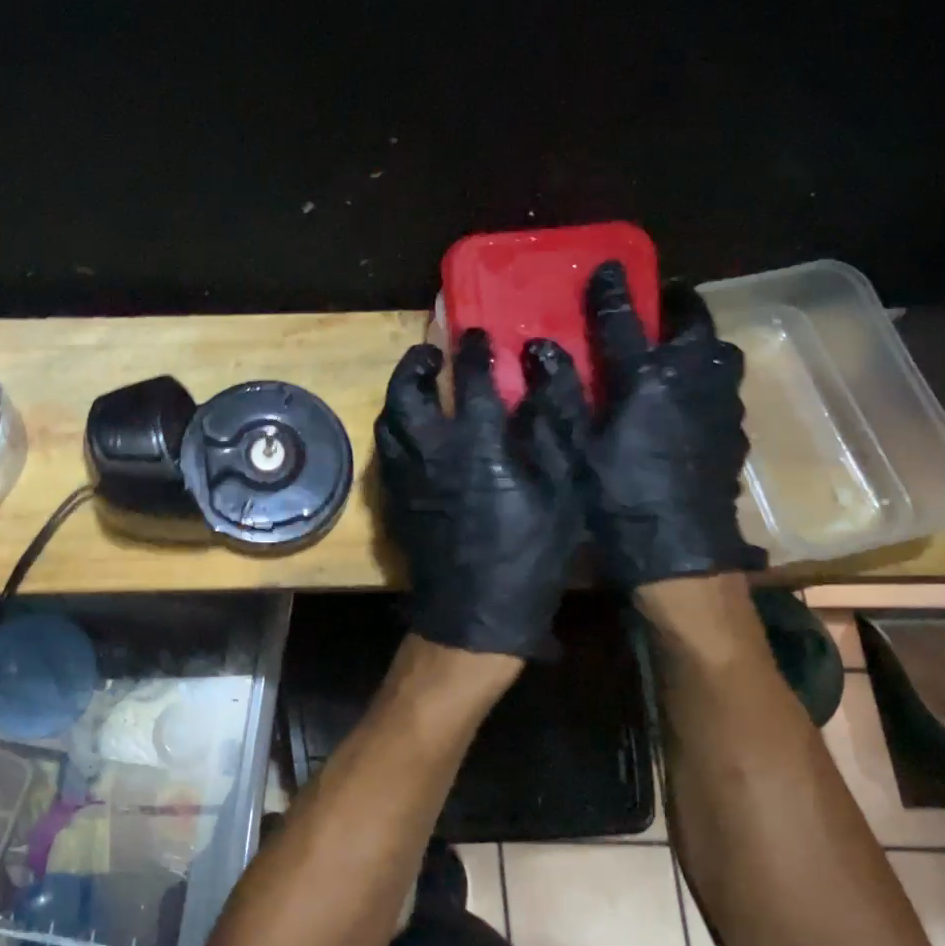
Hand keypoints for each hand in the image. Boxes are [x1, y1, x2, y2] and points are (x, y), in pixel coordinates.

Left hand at [375, 328, 588, 660]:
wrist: (474, 611)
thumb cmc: (530, 552)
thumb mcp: (559, 489)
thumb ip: (549, 425)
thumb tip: (539, 371)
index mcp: (476, 443)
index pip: (471, 379)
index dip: (474, 350)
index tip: (477, 333)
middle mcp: (430, 450)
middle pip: (408, 391)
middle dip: (417, 364)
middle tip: (432, 354)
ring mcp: (405, 475)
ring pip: (389, 418)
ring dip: (401, 393)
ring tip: (419, 385)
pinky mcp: (394, 497)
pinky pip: (385, 447)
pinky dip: (395, 426)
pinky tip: (411, 430)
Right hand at [583, 261, 766, 586]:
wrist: (680, 550)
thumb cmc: (615, 495)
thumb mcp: (573, 446)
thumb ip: (558, 392)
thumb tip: (540, 347)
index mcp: (644, 377)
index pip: (624, 320)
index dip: (611, 291)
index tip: (606, 267)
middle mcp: (690, 377)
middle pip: (692, 321)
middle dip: (676, 302)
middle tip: (660, 298)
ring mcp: (720, 402)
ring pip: (719, 350)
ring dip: (699, 337)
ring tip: (679, 343)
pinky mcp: (733, 428)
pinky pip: (724, 383)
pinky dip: (707, 373)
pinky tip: (690, 393)